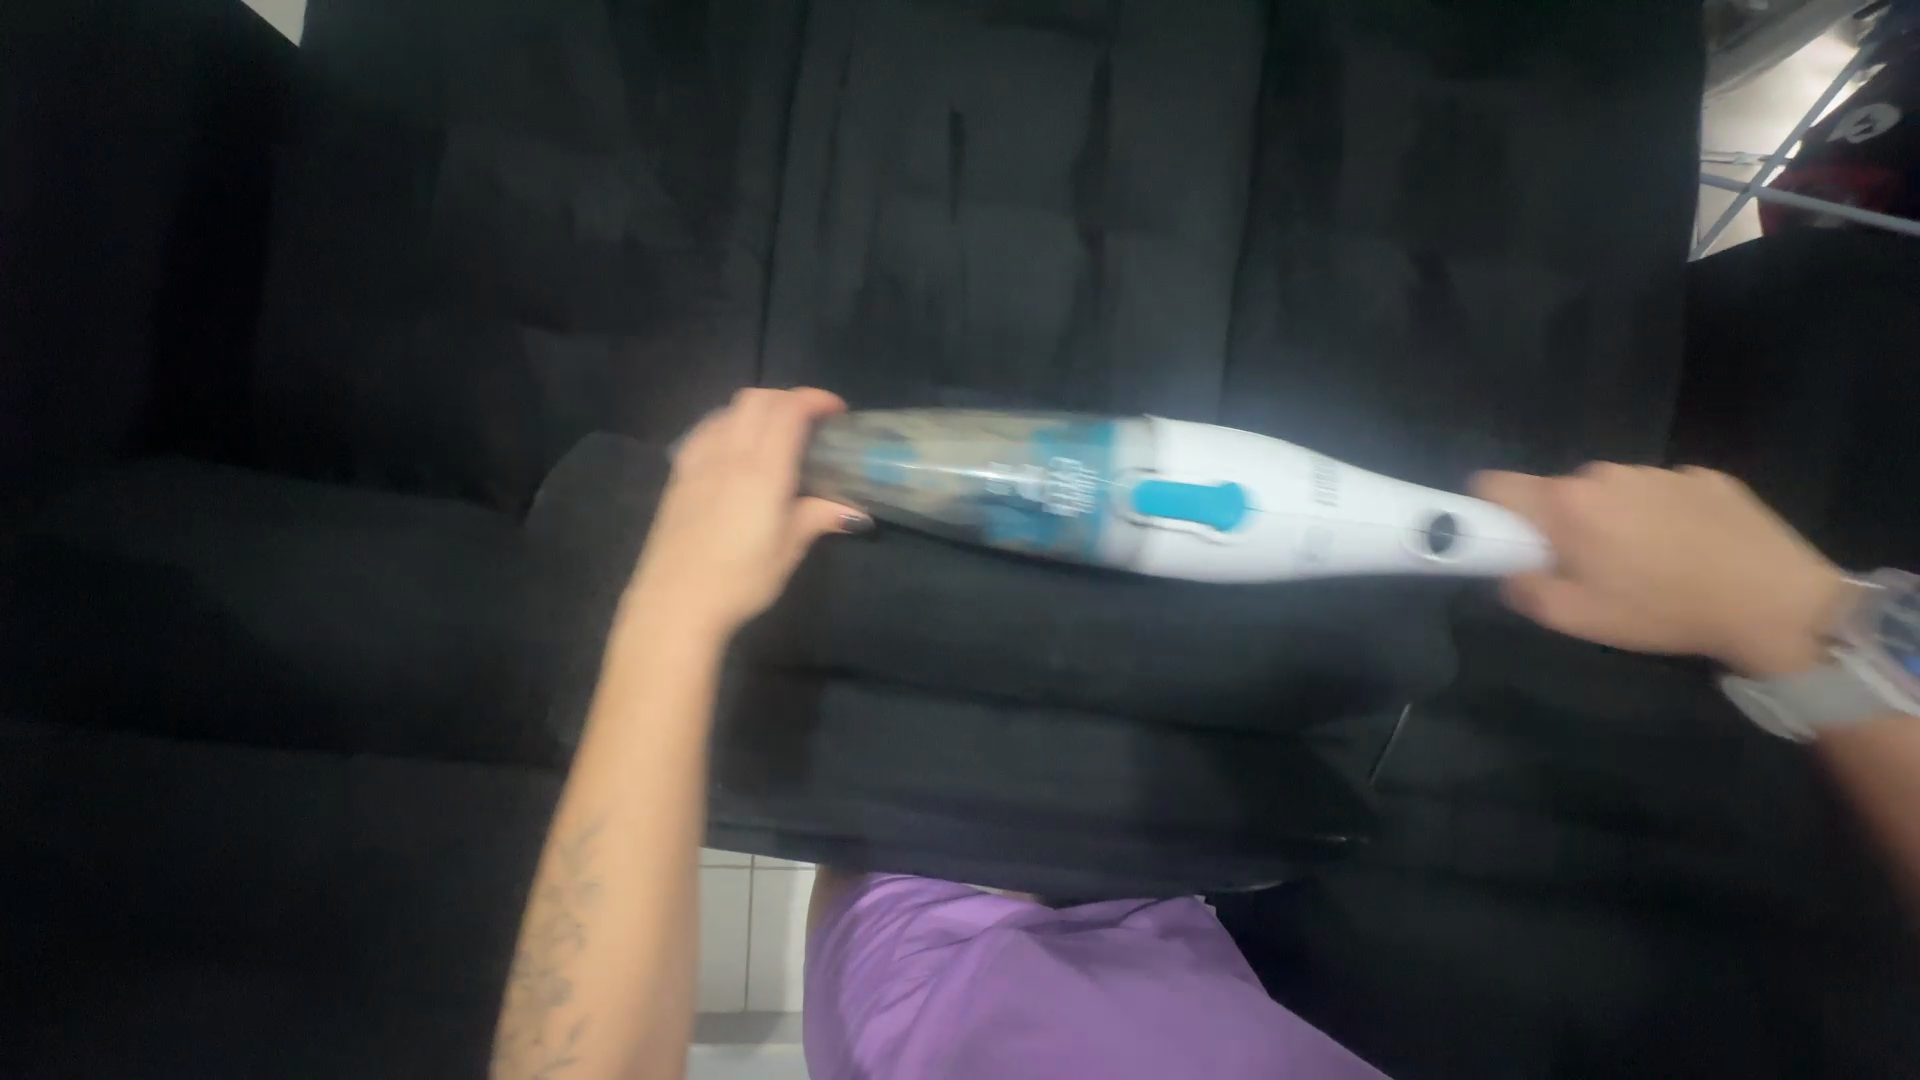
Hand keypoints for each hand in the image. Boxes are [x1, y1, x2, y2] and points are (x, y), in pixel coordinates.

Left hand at [626, 388, 867, 641]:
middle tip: (812, 422)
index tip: (837, 412)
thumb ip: (817, 518)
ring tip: (776, 432)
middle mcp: (728, 455)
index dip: (815, 400)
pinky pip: (706, 430)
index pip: (788, 411)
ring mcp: (698, 463)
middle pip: (758, 400)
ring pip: (729, 411)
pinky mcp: (678, 477)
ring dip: (759, 409)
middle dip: (789, 400)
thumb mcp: (787, 551)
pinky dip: (729, 423)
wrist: (675, 605)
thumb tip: (854, 512)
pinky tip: (736, 448)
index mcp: (762, 471)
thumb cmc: (740, 581)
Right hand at [1473, 464, 1846, 676]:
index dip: (1486, 510)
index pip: (1493, 485)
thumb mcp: (1571, 616)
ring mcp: (1659, 473)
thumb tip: (1511, 571)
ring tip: (1642, 559)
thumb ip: (1520, 587)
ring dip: (1608, 518)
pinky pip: (1658, 492)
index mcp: (1564, 504)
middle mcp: (1604, 475)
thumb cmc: (1661, 610)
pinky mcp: (1707, 478)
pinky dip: (1658, 515)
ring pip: (1607, 491)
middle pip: (1554, 492)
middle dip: (1557, 522)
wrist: (1779, 607)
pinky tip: (1685, 548)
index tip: (1505, 539)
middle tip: (1584, 564)